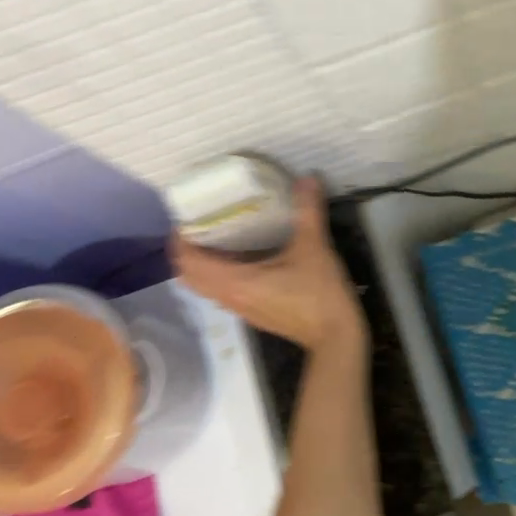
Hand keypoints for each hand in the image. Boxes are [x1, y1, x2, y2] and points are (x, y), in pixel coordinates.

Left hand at [170, 176, 365, 352]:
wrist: (335, 337)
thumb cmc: (319, 293)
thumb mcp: (314, 247)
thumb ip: (307, 210)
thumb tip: (307, 178)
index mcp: (234, 281)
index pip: (187, 261)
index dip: (180, 238)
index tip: (187, 215)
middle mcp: (229, 297)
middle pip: (189, 275)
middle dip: (186, 250)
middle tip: (199, 223)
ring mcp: (240, 309)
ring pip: (205, 285)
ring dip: (202, 263)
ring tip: (217, 236)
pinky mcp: (254, 314)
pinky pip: (223, 291)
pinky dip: (220, 273)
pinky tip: (244, 257)